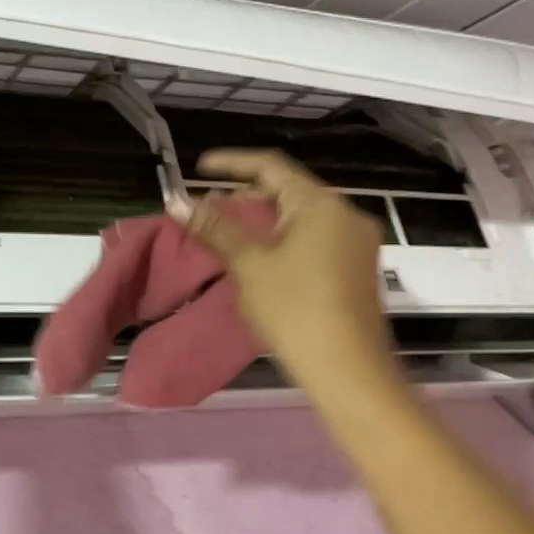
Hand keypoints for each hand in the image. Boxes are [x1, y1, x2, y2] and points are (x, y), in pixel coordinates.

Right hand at [173, 149, 397, 389]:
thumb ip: (214, 228)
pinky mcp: (356, 267)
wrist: (348, 370)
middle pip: (289, 190)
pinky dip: (283, 236)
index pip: (271, 166)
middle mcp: (346, 214)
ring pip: (301, 215)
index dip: (231, 163)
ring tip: (226, 232)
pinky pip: (314, 236)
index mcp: (322, 205)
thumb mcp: (248, 265)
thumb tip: (177, 201)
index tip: (198, 167)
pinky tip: (258, 256)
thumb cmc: (295, 308)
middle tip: (209, 207)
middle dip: (245, 195)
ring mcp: (356, 242)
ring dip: (263, 218)